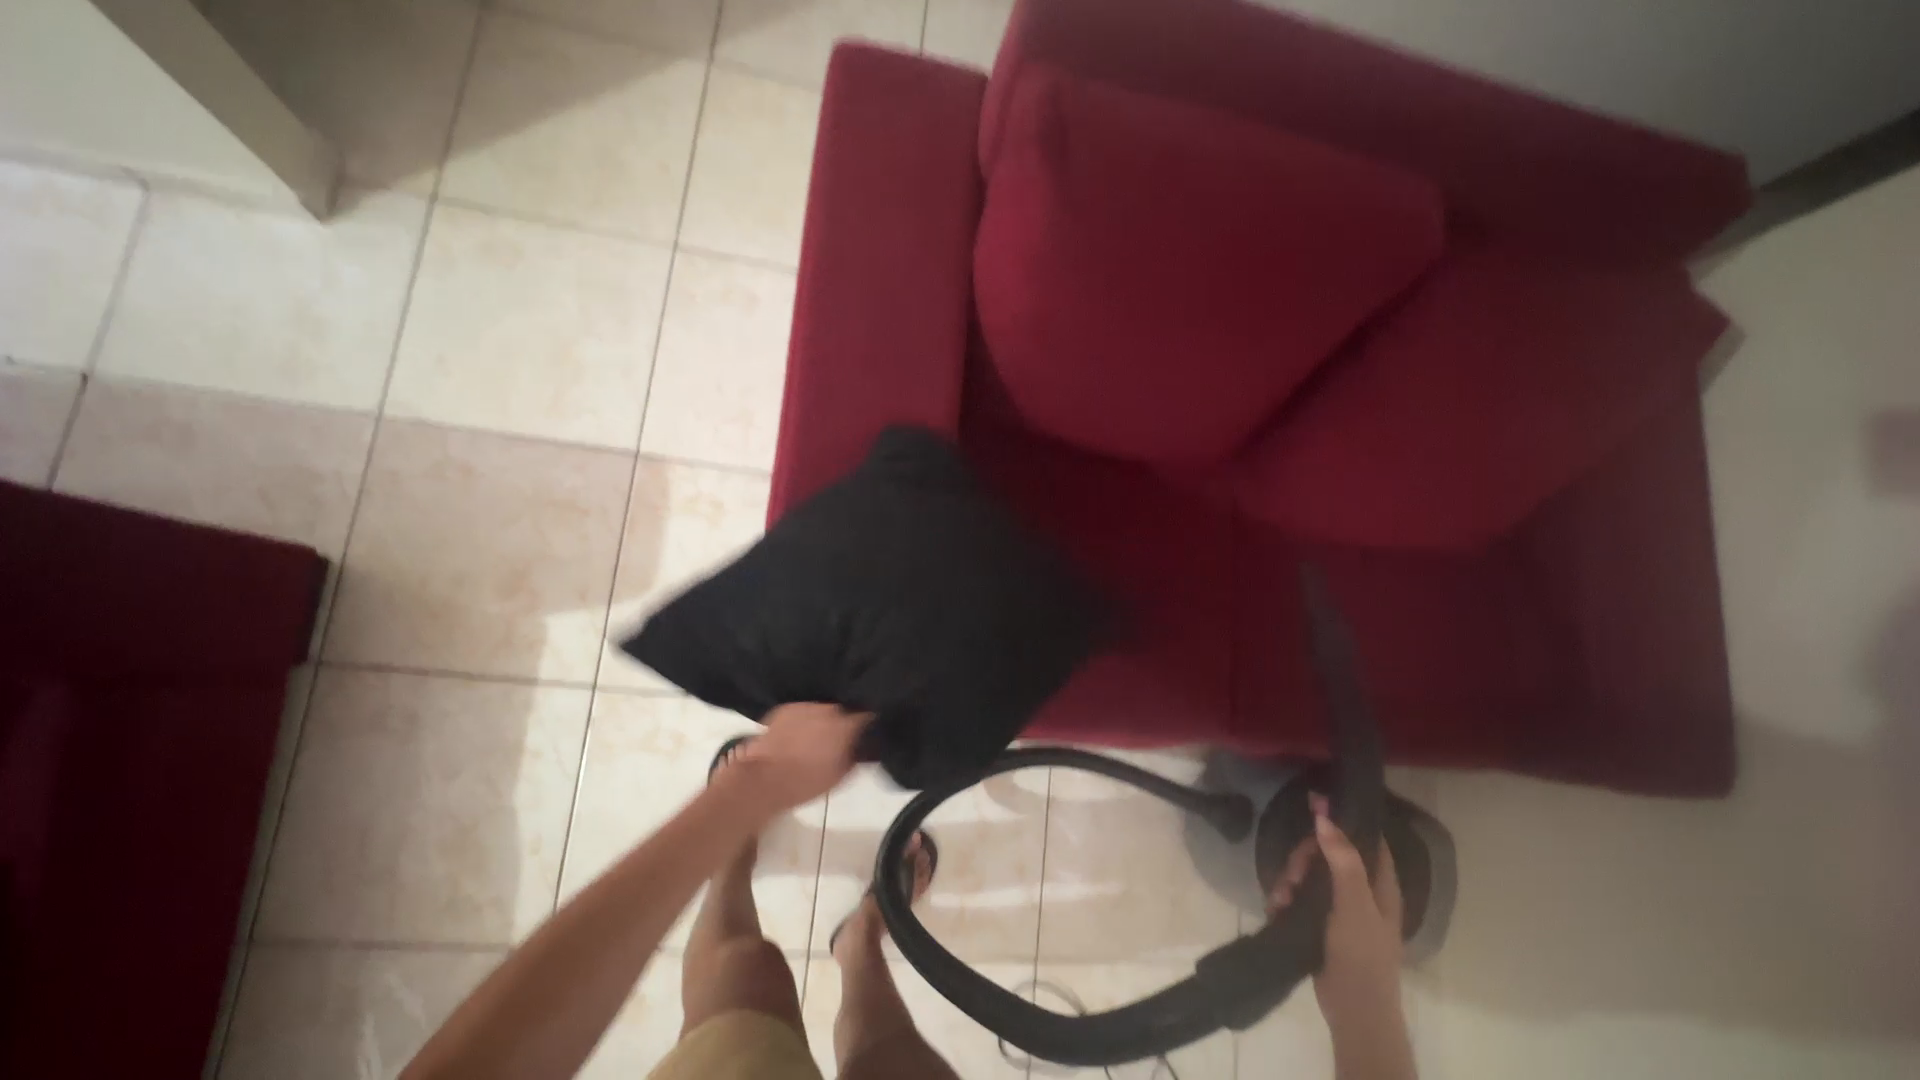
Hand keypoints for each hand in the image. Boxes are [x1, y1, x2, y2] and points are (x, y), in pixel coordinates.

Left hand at [715, 703, 870, 818]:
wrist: (763, 780)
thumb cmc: (806, 782)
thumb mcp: (840, 775)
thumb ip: (857, 754)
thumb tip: (867, 744)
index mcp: (845, 726)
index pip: (868, 715)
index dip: (871, 723)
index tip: (871, 731)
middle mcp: (828, 710)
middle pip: (846, 711)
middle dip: (846, 722)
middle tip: (843, 739)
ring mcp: (806, 706)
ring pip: (824, 709)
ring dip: (826, 720)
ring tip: (820, 736)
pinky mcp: (787, 708)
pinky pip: (804, 711)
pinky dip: (806, 719)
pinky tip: (801, 733)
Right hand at [1266, 793, 1405, 1036]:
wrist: (1354, 1011)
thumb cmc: (1362, 956)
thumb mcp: (1354, 904)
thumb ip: (1343, 860)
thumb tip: (1324, 816)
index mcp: (1380, 885)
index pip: (1367, 839)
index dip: (1344, 821)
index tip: (1315, 806)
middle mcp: (1362, 892)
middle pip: (1330, 856)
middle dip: (1305, 859)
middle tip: (1292, 875)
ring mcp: (1340, 910)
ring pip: (1311, 877)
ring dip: (1291, 881)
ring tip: (1279, 899)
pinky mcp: (1321, 926)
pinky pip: (1300, 900)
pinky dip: (1286, 900)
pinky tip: (1276, 909)